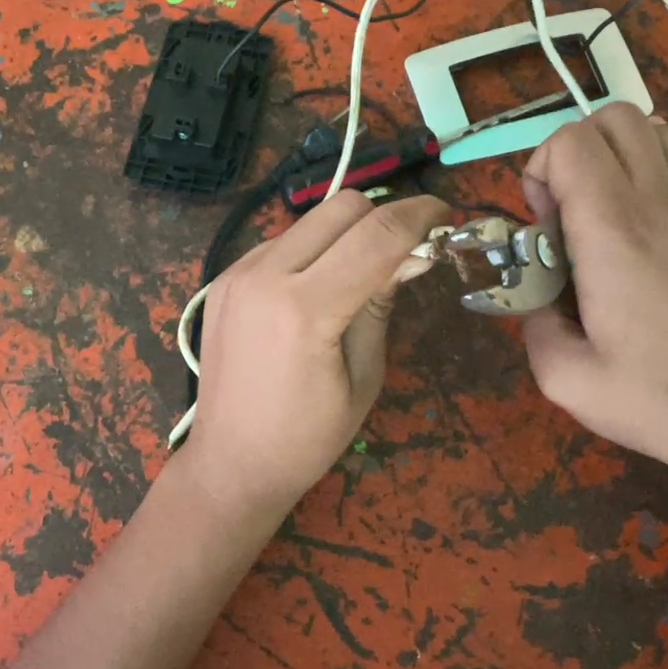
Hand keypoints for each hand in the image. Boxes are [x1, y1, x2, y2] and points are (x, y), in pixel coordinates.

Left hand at [177, 192, 449, 518]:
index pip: (377, 234)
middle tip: (404, 252)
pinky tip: (314, 290)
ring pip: (308, 220)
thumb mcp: (363, 378)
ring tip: (358, 276)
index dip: (420, 216)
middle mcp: (264, 276)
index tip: (445, 216)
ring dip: (344, 234)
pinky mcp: (222, 279)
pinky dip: (309, 251)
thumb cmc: (306, 438)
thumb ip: (380, 305)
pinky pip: (280, 242)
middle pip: (341, 207)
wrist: (231, 461)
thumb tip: (409, 254)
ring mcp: (236, 273)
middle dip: (381, 219)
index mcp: (305, 309)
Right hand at [520, 103, 667, 506]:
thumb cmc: (667, 405)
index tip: (541, 229)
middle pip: (617, 118)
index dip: (539, 170)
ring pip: (658, 133)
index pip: (573, 142)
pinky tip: (632, 245)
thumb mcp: (568, 382)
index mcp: (617, 234)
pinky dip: (645, 180)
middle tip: (563, 216)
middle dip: (571, 151)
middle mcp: (660, 210)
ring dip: (613, 156)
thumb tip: (538, 305)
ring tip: (596, 217)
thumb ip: (535, 330)